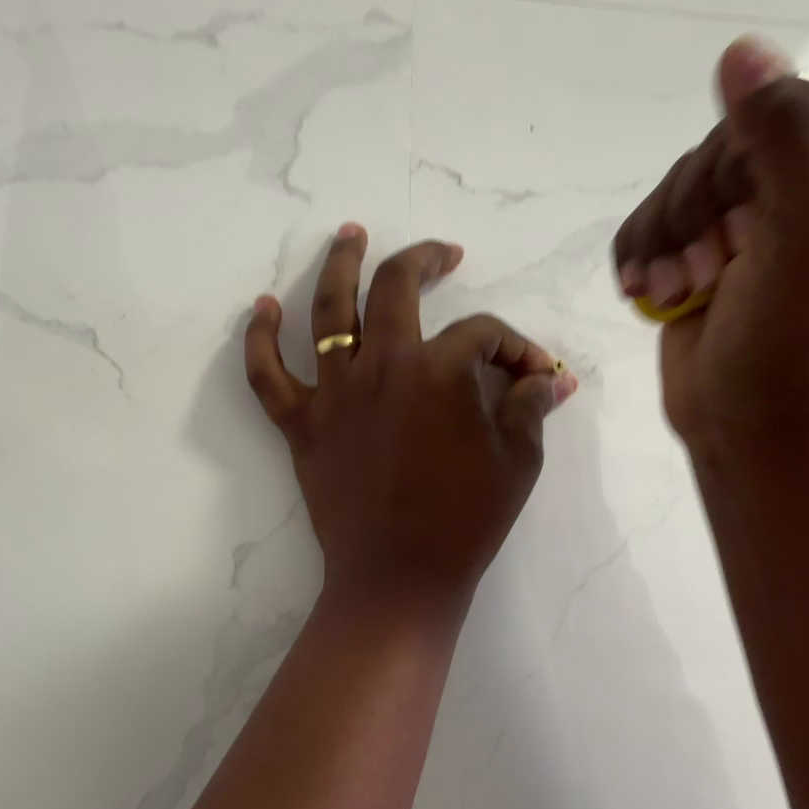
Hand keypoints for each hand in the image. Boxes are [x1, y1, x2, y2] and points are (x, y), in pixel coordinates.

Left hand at [245, 225, 577, 604]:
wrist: (399, 576)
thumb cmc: (465, 522)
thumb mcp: (517, 461)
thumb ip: (529, 407)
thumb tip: (549, 377)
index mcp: (440, 371)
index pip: (482, 334)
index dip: (515, 348)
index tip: (532, 375)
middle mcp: (381, 366)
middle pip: (395, 288)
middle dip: (424, 260)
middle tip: (443, 255)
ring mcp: (333, 393)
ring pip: (327, 310)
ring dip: (339, 263)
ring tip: (350, 233)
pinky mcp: (301, 425)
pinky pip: (266, 375)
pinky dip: (258, 338)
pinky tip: (261, 307)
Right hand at [612, 36, 808, 454]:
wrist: (749, 436)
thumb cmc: (797, 349)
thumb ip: (787, 139)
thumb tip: (740, 54)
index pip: (792, 106)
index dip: (748, 154)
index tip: (747, 219)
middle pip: (723, 145)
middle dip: (697, 213)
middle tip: (710, 272)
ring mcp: (751, 226)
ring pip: (677, 185)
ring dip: (663, 244)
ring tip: (680, 295)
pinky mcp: (701, 258)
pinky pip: (649, 224)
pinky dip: (638, 259)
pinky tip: (648, 295)